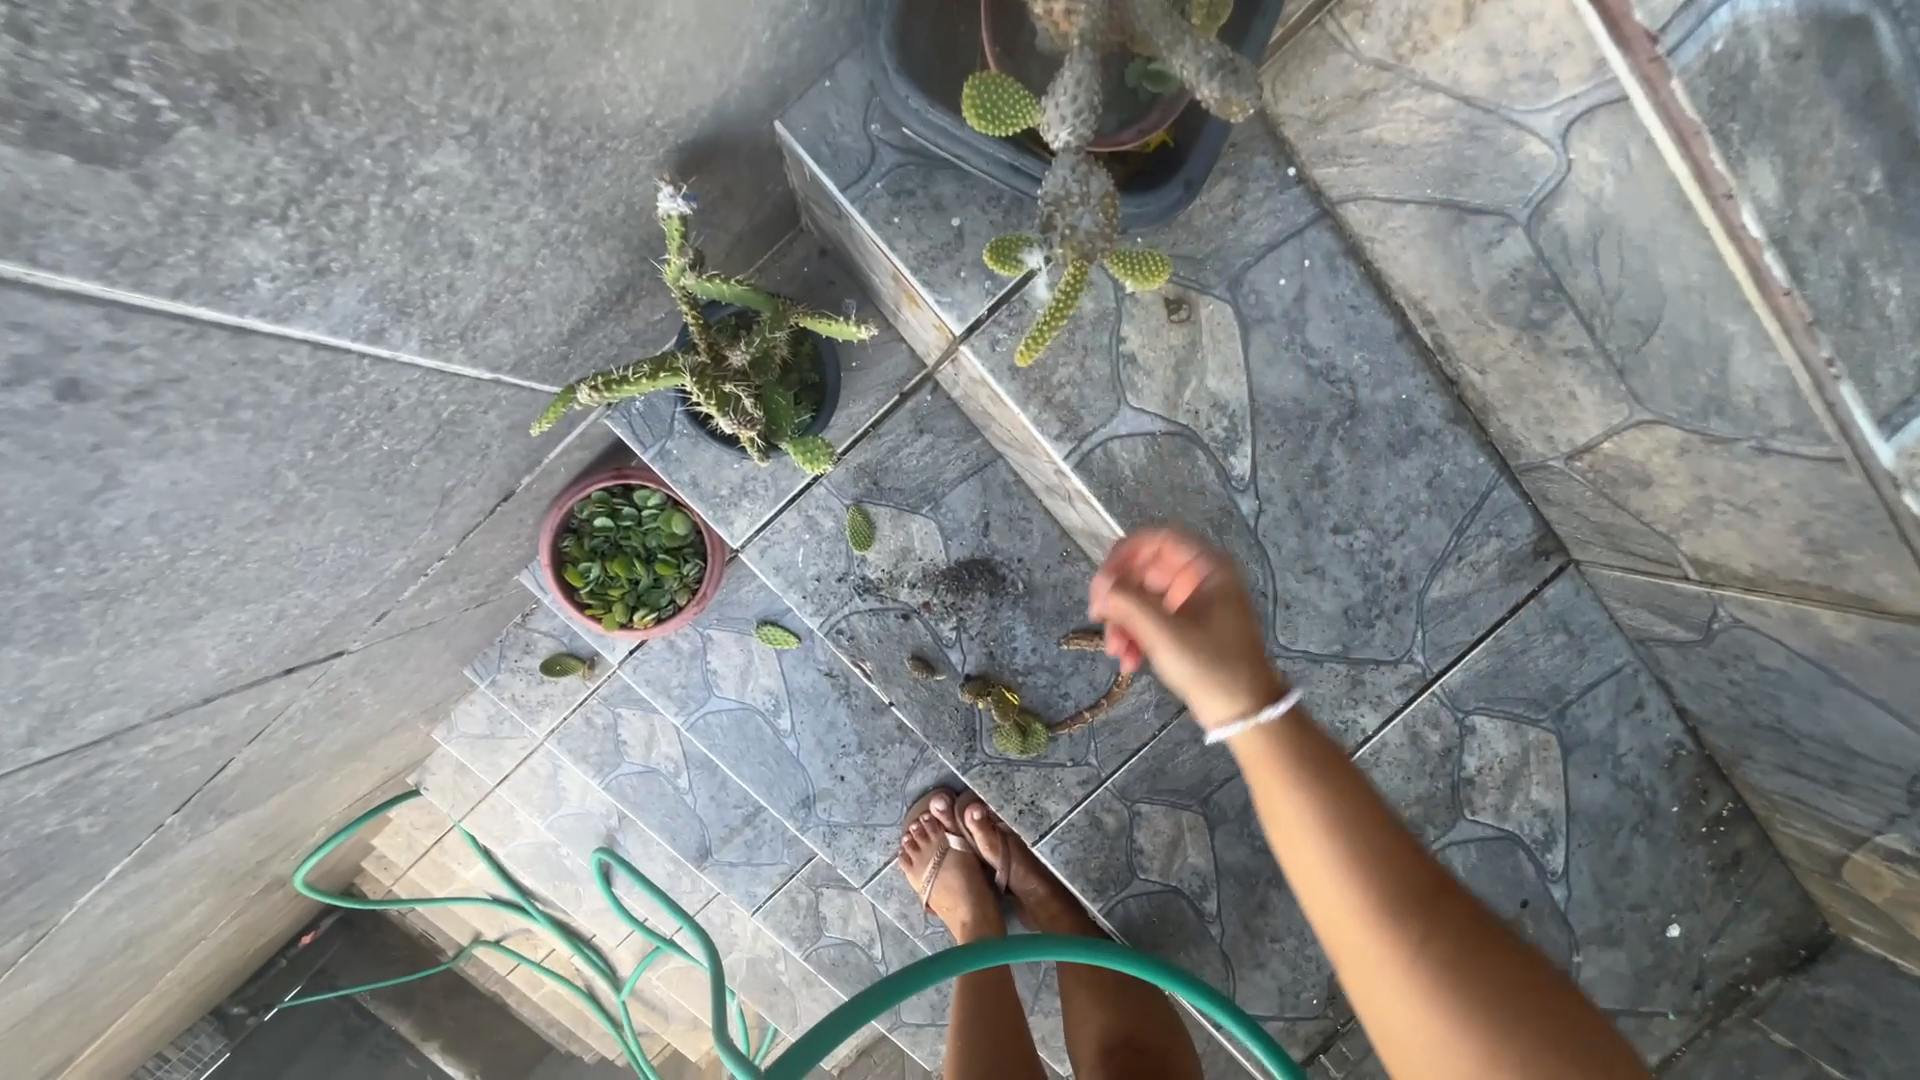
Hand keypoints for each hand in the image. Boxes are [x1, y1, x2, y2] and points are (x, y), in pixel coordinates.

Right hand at [1088, 528, 1286, 731]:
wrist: (1244, 713)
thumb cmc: (1211, 666)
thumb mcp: (1164, 632)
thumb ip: (1126, 601)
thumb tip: (1100, 584)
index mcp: (1207, 568)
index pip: (1158, 540)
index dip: (1125, 554)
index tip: (1102, 579)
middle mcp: (1200, 579)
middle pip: (1145, 572)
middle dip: (1120, 598)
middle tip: (1098, 618)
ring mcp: (1193, 604)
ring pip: (1143, 598)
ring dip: (1124, 622)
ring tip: (1117, 652)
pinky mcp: (1187, 628)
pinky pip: (1151, 619)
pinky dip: (1136, 636)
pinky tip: (1129, 661)